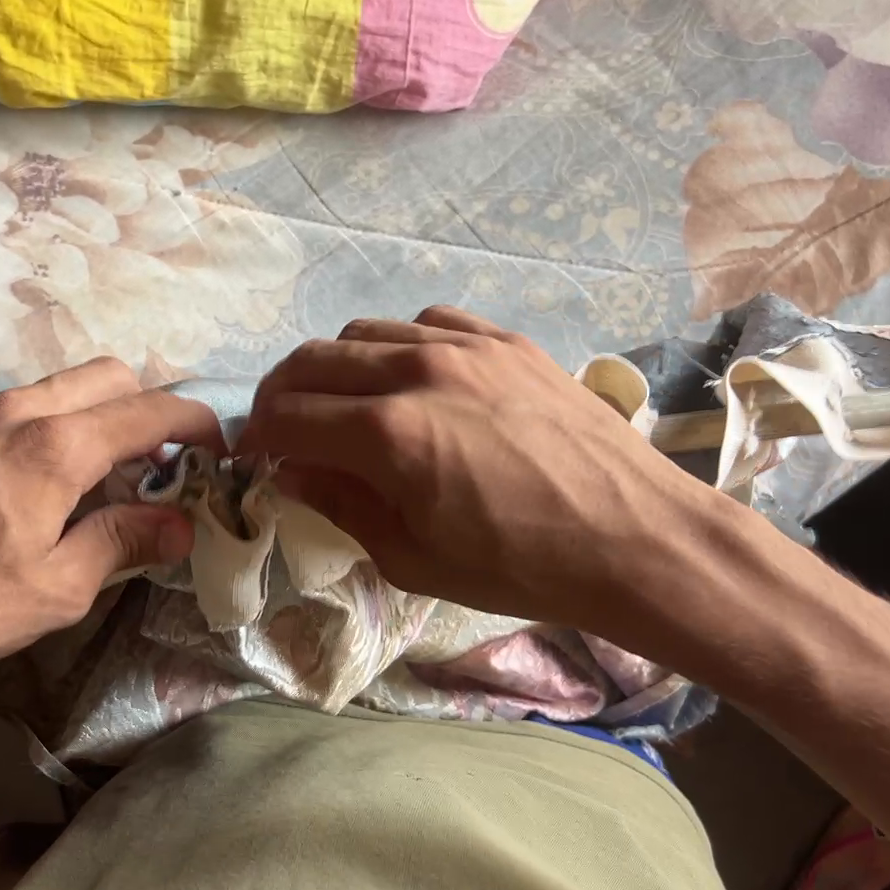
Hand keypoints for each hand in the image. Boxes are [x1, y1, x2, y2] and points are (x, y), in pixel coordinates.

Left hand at [0, 359, 221, 701]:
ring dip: (100, 416)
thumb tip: (178, 524)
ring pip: (62, 387)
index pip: (152, 409)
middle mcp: (20, 412)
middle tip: (159, 466)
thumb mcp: (57, 587)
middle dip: (150, 408)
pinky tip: (44, 484)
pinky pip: (22, 409)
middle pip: (110, 375)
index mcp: (58, 445)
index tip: (215, 454)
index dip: (196, 424)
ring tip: (104, 479)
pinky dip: (56, 426)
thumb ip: (123, 542)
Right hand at [235, 306, 732, 629]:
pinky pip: (424, 322)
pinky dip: (394, 346)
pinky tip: (407, 379)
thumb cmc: (516, 567)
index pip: (287, 416)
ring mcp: (465, 347)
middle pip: (311, 361)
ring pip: (361, 332)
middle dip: (279, 394)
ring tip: (340, 404)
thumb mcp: (408, 557)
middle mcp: (417, 372)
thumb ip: (338, 504)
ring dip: (332, 368)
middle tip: (280, 428)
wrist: (637, 541)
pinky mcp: (505, 341)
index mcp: (387, 435)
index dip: (256, 437)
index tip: (253, 456)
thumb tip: (292, 471)